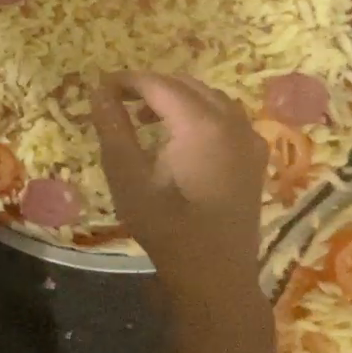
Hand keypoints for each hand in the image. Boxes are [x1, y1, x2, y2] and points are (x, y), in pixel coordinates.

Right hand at [92, 72, 268, 292]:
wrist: (212, 272)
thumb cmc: (163, 222)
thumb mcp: (125, 172)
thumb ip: (113, 125)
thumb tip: (99, 90)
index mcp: (202, 126)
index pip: (158, 85)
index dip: (125, 80)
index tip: (97, 87)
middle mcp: (233, 126)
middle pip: (187, 85)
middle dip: (150, 85)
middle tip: (115, 97)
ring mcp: (250, 143)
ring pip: (210, 98)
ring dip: (175, 96)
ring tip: (142, 112)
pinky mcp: (254, 160)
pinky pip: (227, 118)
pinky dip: (199, 112)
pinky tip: (177, 132)